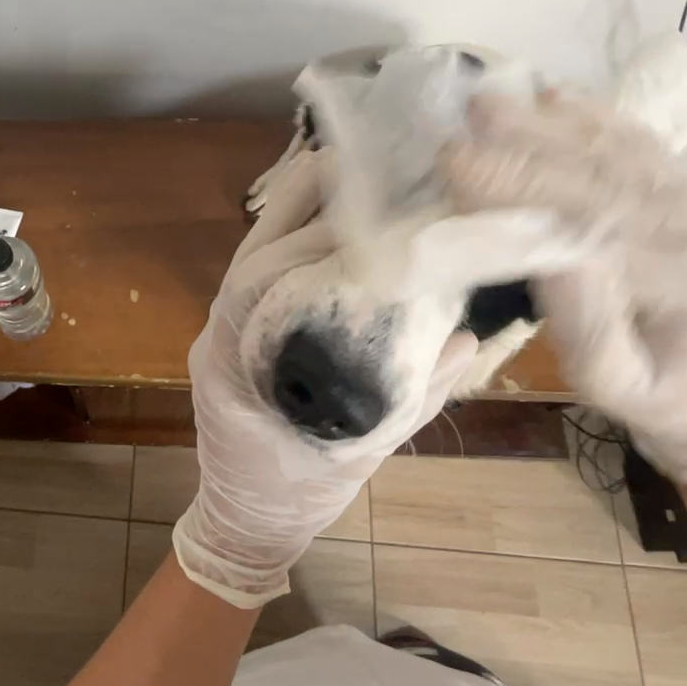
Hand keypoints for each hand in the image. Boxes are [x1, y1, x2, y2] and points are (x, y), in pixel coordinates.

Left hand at [174, 152, 477, 607]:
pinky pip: (262, 274)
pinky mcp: (233, 331)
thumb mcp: (360, 452)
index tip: (355, 208)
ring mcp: (220, 330)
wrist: (247, 520)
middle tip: (359, 165)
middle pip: (251, 253)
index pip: (255, 285)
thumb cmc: (297, 495)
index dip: (302, 241)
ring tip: (350, 176)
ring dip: (296, 215)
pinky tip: (337, 222)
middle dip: (300, 206)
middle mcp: (218, 334)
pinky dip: (296, 241)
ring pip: (252, 256)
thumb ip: (410, 396)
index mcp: (233, 365)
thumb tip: (468, 337)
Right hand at [439, 92, 686, 485]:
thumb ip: (587, 327)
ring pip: (625, 156)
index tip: (457, 165)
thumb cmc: (649, 393)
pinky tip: (556, 97)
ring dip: (555, 124)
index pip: (596, 225)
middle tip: (468, 117)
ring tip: (493, 101)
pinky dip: (596, 120)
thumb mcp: (608, 384)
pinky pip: (645, 150)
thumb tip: (551, 256)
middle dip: (532, 145)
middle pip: (612, 179)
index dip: (522, 191)